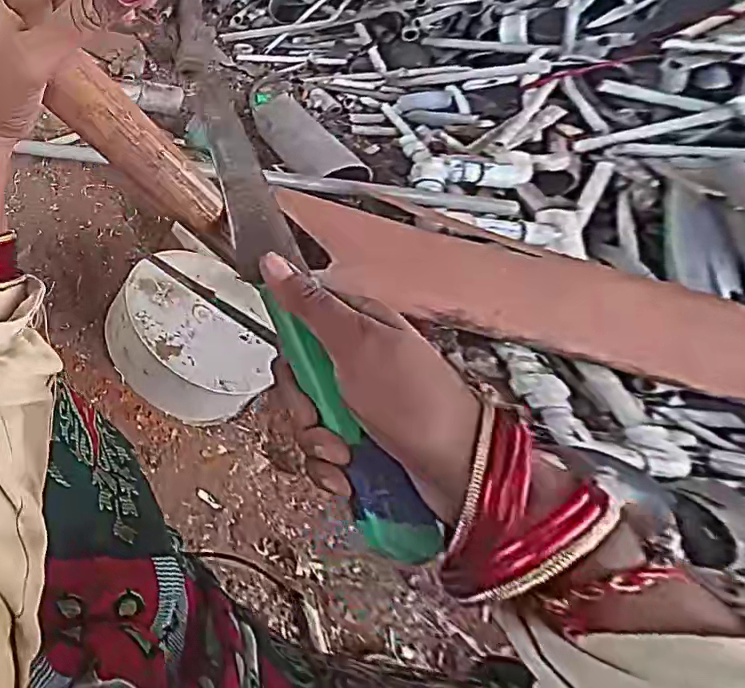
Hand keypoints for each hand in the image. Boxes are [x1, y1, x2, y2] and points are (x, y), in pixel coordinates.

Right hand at [261, 253, 482, 522]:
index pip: (292, 330)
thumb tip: (273, 261)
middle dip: (301, 408)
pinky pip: (318, 453)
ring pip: (300, 418)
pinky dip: (329, 468)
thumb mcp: (358, 343)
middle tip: (325, 419)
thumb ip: (310, 304)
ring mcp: (357, 408)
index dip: (289, 355)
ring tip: (346, 455)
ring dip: (315, 443)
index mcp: (354, 331)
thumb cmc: (422, 406)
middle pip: (291, 380)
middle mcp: (352, 367)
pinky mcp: (361, 445)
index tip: (301, 371)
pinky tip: (349, 472)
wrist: (471, 482)